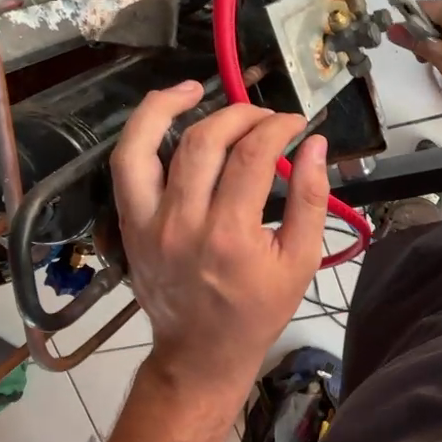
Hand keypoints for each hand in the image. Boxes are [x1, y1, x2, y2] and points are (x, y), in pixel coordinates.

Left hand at [110, 82, 329, 398]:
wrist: (200, 353)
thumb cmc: (257, 310)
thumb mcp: (301, 261)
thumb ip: (311, 199)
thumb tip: (316, 144)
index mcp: (229, 236)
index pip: (252, 156)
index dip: (278, 128)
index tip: (298, 123)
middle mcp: (181, 223)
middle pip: (204, 142)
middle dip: (242, 115)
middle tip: (267, 117)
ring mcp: (146, 222)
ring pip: (146, 145)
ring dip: (170, 108)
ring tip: (197, 88)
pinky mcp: (129, 223)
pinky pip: (125, 166)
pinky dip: (141, 132)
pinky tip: (164, 115)